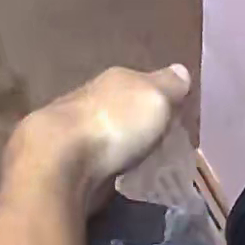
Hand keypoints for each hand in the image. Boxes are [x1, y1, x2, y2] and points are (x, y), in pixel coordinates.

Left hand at [7, 64, 191, 200]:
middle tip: (160, 142)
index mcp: (116, 79)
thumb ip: (169, 87)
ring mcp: (78, 129)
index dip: (161, 97)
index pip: (144, 82)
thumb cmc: (116, 126)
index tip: (176, 116)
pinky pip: (98, 158)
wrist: (63, 162)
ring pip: (109, 132)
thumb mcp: (155, 100)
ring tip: (140, 161)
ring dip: (122, 143)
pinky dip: (108, 163)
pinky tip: (116, 173)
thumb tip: (181, 71)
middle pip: (123, 107)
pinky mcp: (69, 160)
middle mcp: (93, 97)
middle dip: (138, 120)